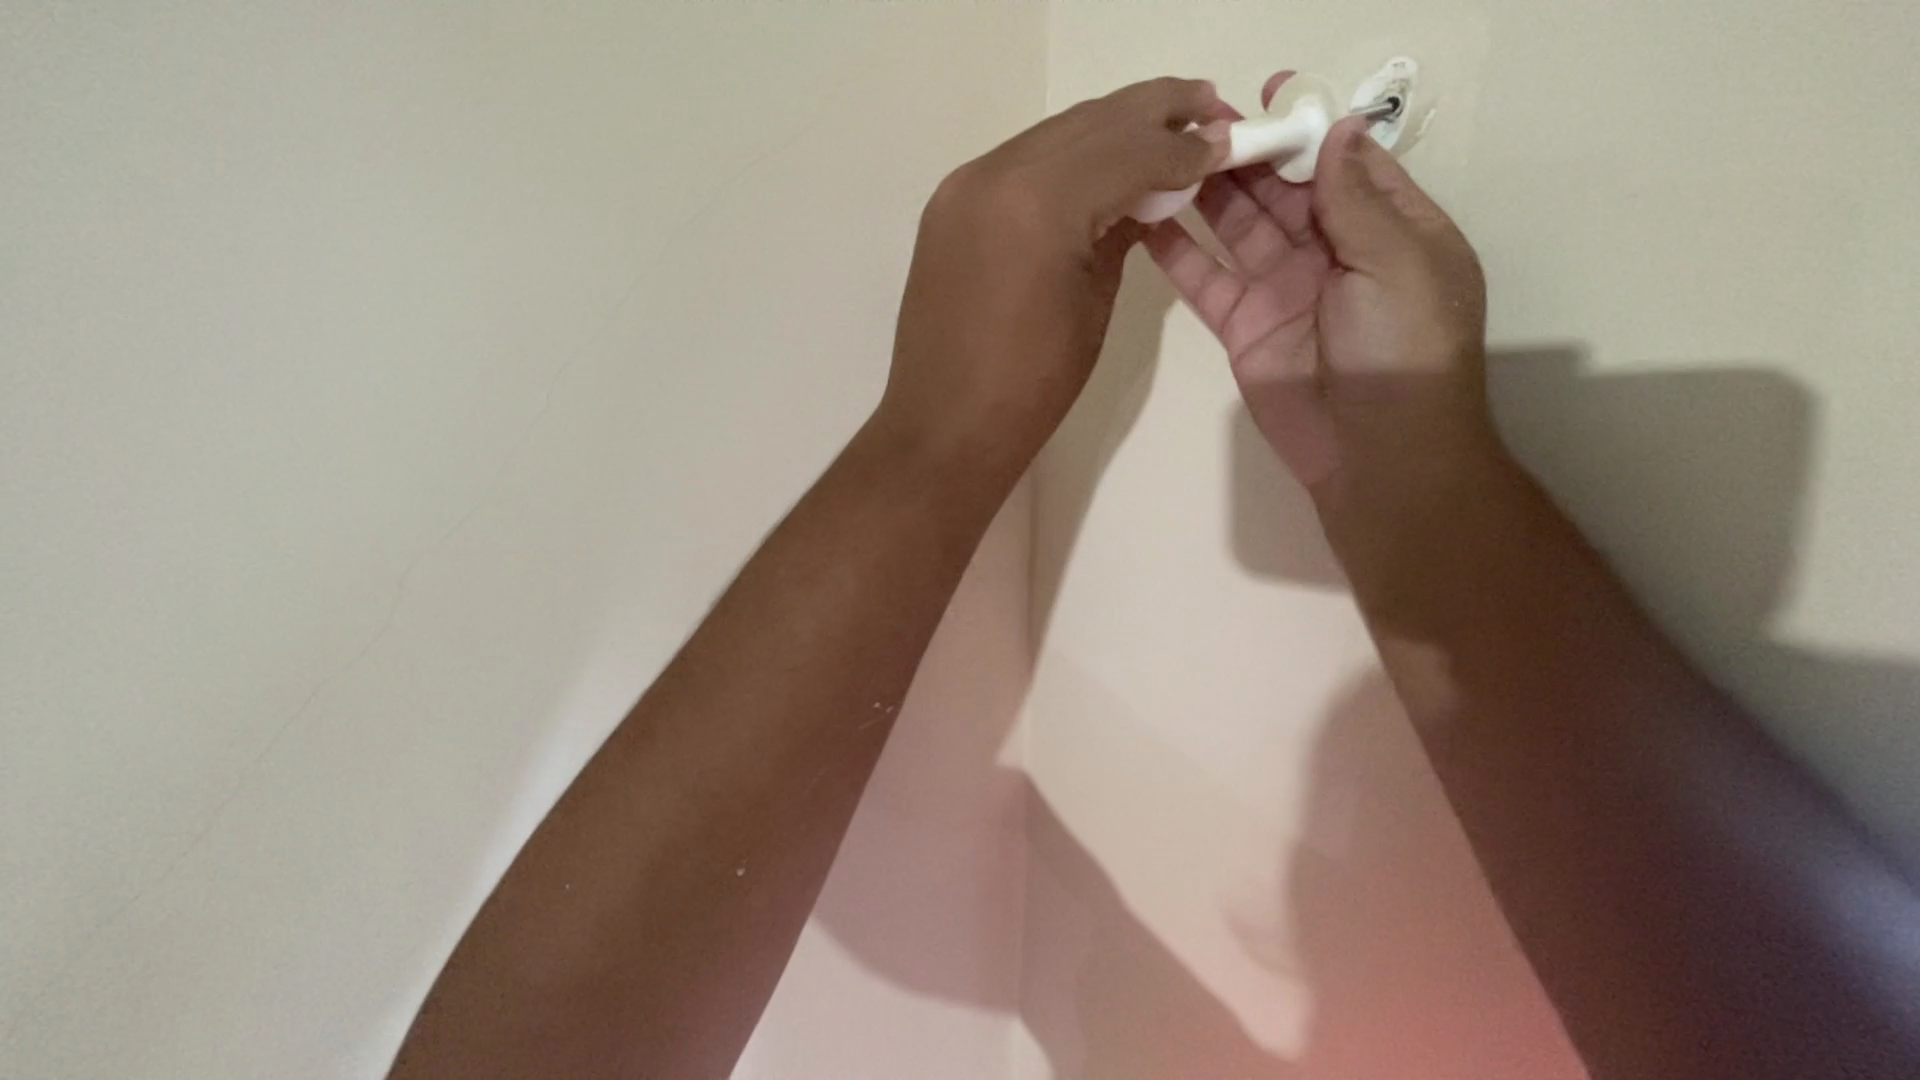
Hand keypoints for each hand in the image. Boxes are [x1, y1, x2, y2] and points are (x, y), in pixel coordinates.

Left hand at [876, 77, 1233, 481]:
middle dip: (1154, 113)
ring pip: (1053, 134)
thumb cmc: (1031, 386)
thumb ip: (1124, 232)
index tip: (1227, 140)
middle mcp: (995, 175)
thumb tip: (1153, 191)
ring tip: (1162, 129)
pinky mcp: (949, 205)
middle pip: (1090, 122)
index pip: (1129, 149)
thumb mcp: (1094, 303)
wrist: (947, 425)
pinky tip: (1100, 166)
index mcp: (1039, 204)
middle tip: (1207, 107)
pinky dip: (1066, 158)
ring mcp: (964, 186)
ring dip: (1110, 129)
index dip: (1184, 146)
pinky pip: (1020, 162)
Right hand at [1146, 72, 1491, 494]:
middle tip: (1198, 123)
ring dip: (1209, 194)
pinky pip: (1207, 282)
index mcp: (1388, 230)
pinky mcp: (1242, 327)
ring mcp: (1283, 290)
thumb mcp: (1399, 262)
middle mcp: (1333, 253)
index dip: (1309, 128)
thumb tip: (1338, 131)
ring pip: (1240, 229)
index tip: (1270, 94)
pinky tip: (1150, 221)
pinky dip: (1179, 254)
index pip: (1344, 164)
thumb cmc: (1405, 349)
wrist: (1375, 451)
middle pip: (1285, 191)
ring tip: (1166, 158)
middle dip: (1249, 155)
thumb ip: (1358, 199)